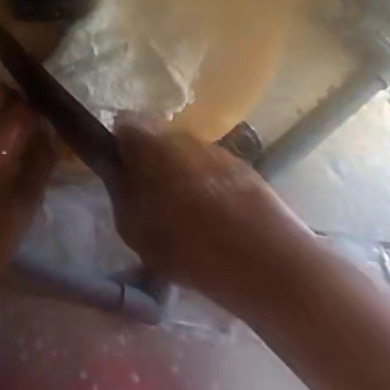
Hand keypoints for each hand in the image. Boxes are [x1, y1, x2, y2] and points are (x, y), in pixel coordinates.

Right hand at [108, 124, 312, 313]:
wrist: (270, 264)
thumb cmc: (190, 249)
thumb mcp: (135, 230)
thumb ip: (120, 194)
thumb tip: (119, 175)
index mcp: (150, 145)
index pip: (125, 124)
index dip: (120, 147)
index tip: (123, 174)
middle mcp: (182, 137)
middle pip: (158, 137)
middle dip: (151, 160)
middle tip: (151, 197)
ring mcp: (217, 150)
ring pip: (186, 154)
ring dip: (181, 173)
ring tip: (186, 212)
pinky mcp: (246, 169)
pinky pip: (213, 170)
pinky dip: (209, 186)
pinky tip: (215, 219)